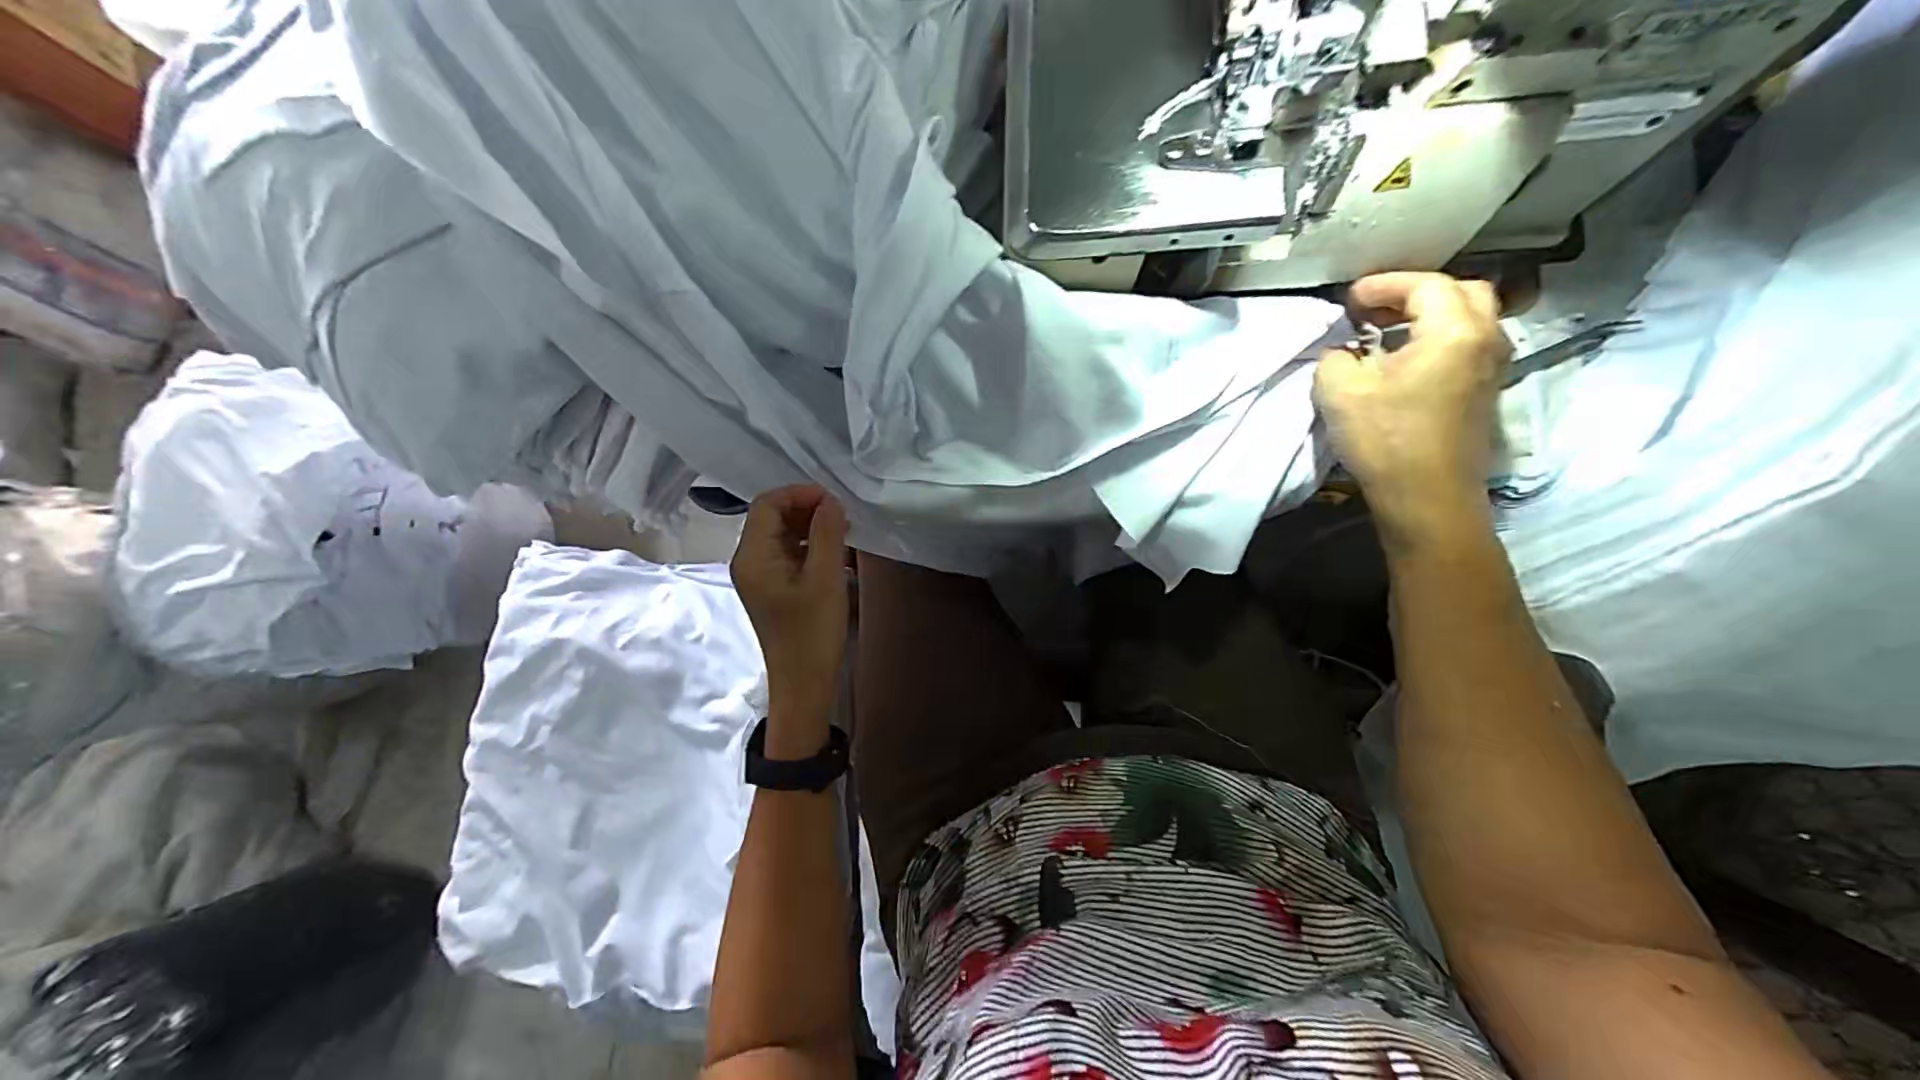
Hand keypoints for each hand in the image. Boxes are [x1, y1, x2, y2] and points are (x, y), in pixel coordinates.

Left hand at [730, 485, 849, 724]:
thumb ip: (827, 533)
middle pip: (773, 517)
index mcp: (753, 556)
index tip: (835, 502)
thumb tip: (830, 502)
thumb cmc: (812, 632)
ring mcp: (760, 577)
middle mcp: (749, 561)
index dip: (800, 494)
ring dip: (813, 529)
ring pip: (783, 535)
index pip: (768, 504)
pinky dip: (812, 548)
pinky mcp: (773, 589)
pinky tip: (839, 556)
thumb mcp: (825, 578)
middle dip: (808, 510)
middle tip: (843, 518)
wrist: (803, 684)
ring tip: (845, 536)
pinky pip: (789, 555)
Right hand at [1314, 272, 1510, 553]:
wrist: (1427, 498)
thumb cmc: (1386, 440)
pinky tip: (1404, 360)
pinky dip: (1437, 339)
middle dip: (1415, 293)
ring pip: (1470, 319)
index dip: (1384, 285)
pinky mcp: (1485, 393)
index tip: (1350, 298)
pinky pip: (1467, 346)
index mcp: (1454, 330)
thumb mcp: (1338, 391)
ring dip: (1429, 316)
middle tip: (1374, 308)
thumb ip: (1335, 357)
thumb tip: (1345, 352)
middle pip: (1460, 292)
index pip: (1425, 285)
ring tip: (1387, 332)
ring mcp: (1492, 368)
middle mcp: (1486, 340)